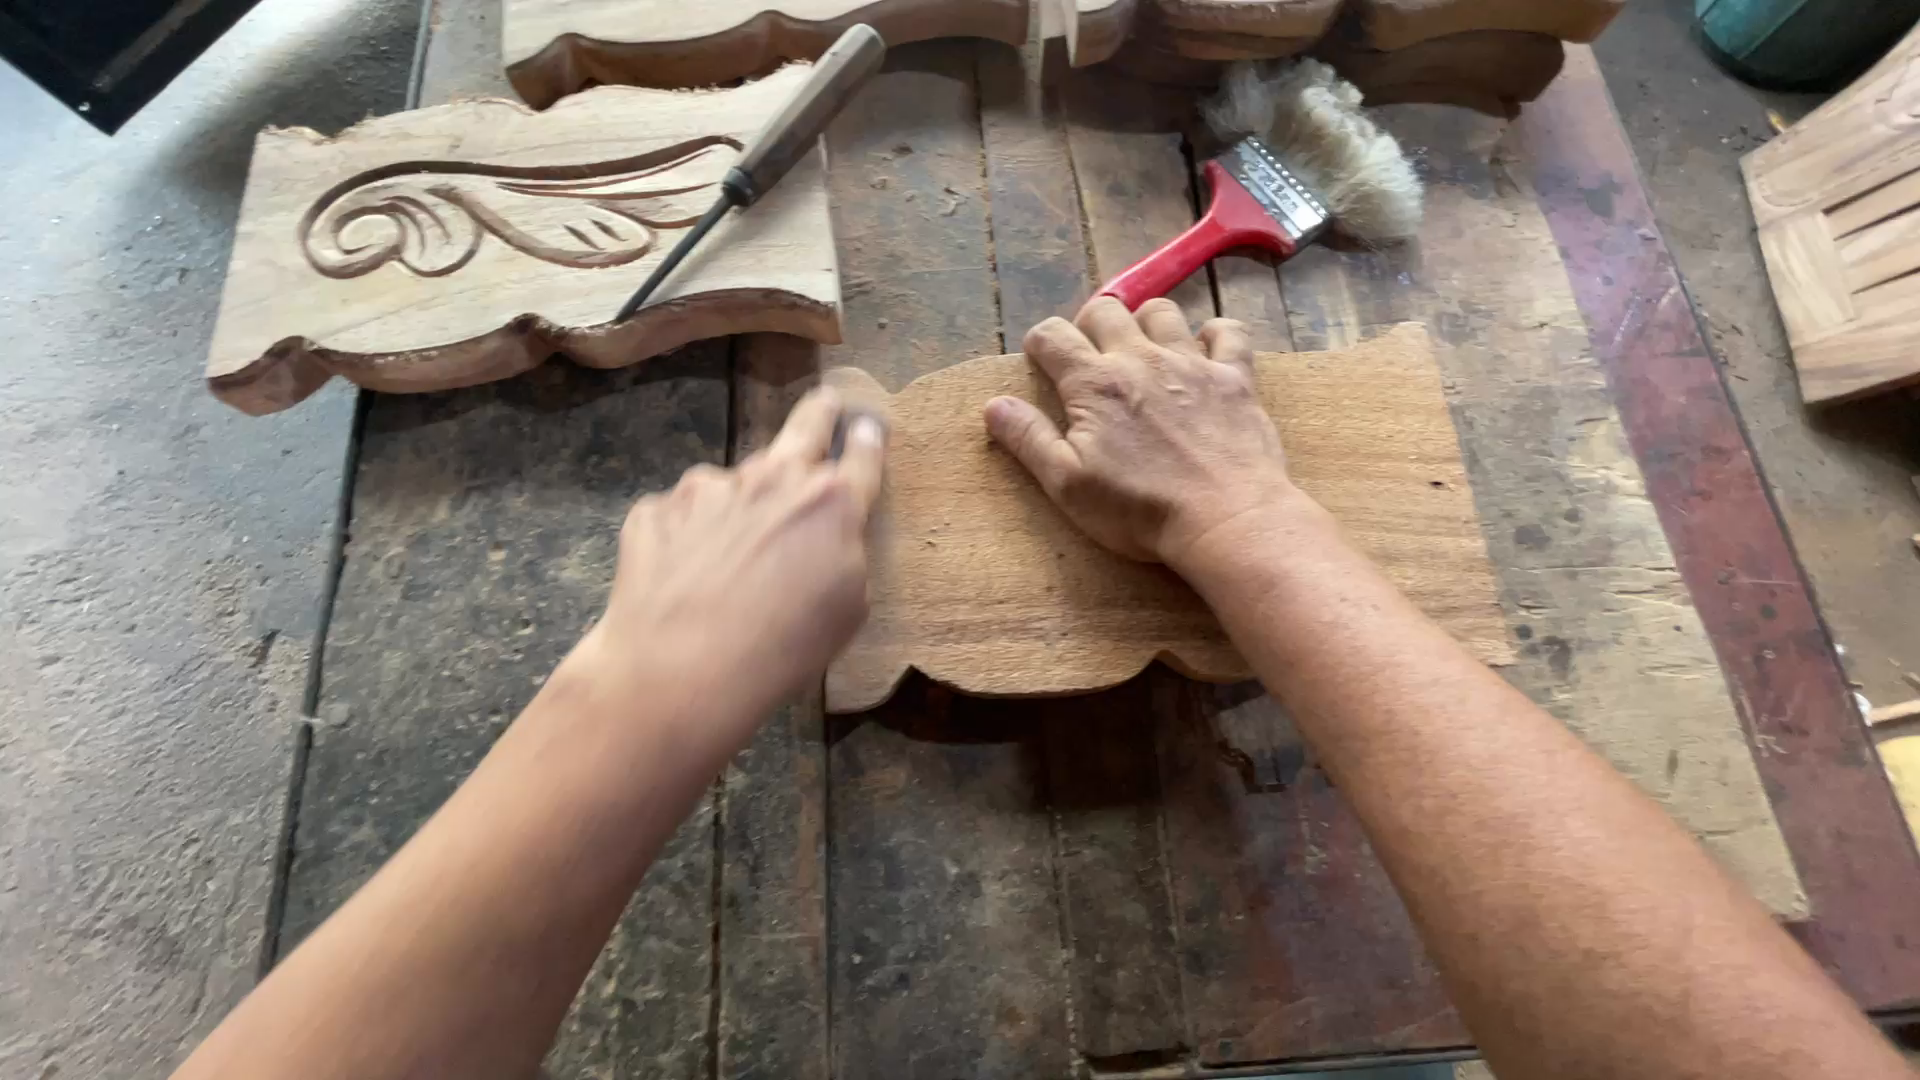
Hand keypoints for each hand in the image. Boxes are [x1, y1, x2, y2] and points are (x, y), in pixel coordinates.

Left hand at [588, 388, 886, 726]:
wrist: (682, 669)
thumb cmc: (786, 647)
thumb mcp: (849, 608)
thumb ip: (846, 553)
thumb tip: (827, 535)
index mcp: (831, 502)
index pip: (860, 458)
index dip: (867, 441)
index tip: (866, 426)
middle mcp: (772, 478)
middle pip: (804, 428)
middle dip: (820, 412)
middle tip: (826, 401)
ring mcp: (708, 487)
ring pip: (736, 482)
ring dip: (743, 501)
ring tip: (730, 557)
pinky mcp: (657, 507)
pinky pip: (684, 516)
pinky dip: (690, 537)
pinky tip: (683, 578)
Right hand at [984, 296, 1293, 566]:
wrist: (1225, 518)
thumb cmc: (1138, 509)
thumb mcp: (1067, 484)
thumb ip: (1029, 439)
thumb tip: (994, 404)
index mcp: (1094, 384)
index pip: (1053, 336)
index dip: (1040, 342)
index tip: (1040, 360)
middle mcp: (1140, 359)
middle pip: (1106, 309)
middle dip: (1089, 324)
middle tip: (1090, 357)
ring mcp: (1192, 363)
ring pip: (1163, 311)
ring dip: (1145, 323)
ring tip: (1142, 351)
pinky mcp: (1236, 377)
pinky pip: (1228, 331)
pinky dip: (1214, 334)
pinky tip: (1205, 353)